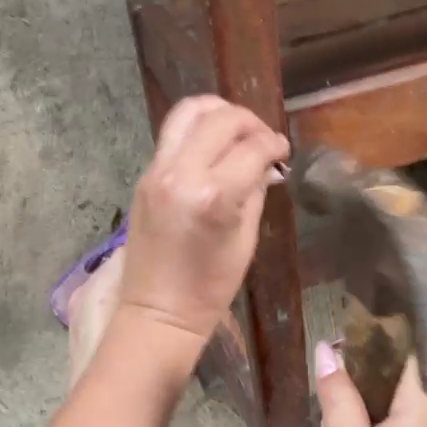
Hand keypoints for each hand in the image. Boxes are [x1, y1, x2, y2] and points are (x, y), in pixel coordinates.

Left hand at [117, 96, 288, 341]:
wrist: (158, 313)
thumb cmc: (209, 289)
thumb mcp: (245, 241)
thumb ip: (255, 193)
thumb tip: (264, 164)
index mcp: (213, 196)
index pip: (251, 148)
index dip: (273, 145)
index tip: (282, 152)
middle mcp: (181, 174)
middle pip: (221, 120)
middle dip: (249, 123)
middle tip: (263, 139)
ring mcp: (157, 172)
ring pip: (189, 113)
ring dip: (218, 113)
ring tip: (235, 131)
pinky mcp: (144, 177)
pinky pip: (172, 136)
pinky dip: (196, 132)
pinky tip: (212, 149)